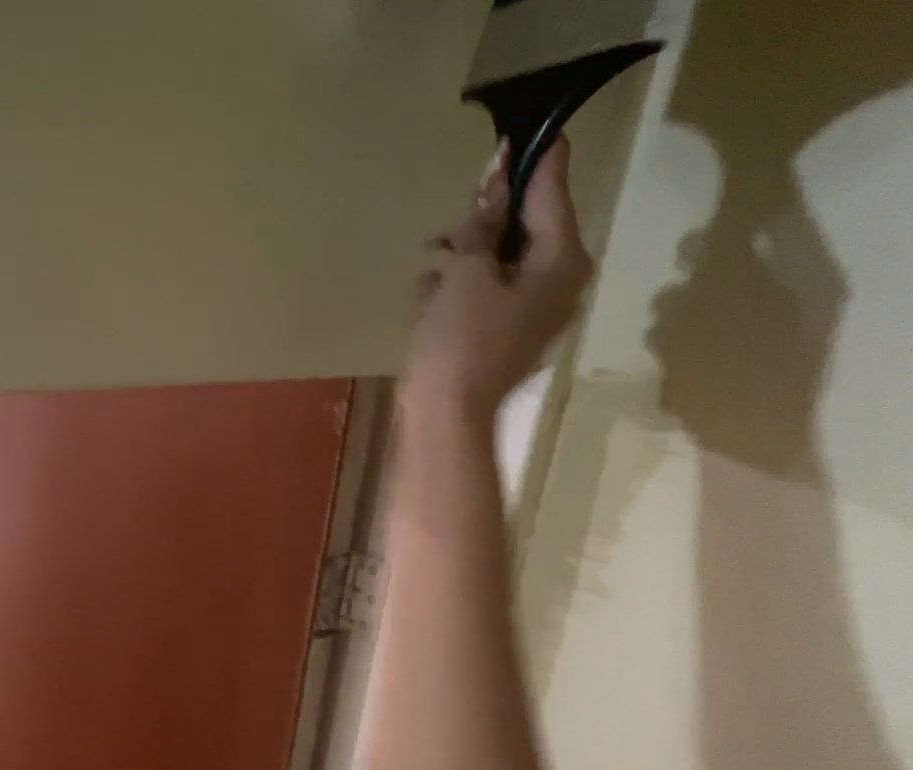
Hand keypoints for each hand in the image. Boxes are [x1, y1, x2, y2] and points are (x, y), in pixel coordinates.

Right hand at [405, 139, 593, 417]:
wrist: (446, 416)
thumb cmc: (458, 342)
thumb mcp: (466, 274)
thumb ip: (482, 224)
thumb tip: (497, 179)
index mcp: (560, 262)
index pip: (551, 195)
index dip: (532, 164)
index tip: (518, 132)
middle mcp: (559, 282)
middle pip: (525, 229)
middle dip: (485, 222)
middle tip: (451, 222)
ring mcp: (532, 312)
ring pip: (500, 262)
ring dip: (465, 258)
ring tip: (430, 268)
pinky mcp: (504, 334)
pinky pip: (486, 293)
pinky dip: (459, 290)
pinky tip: (429, 301)